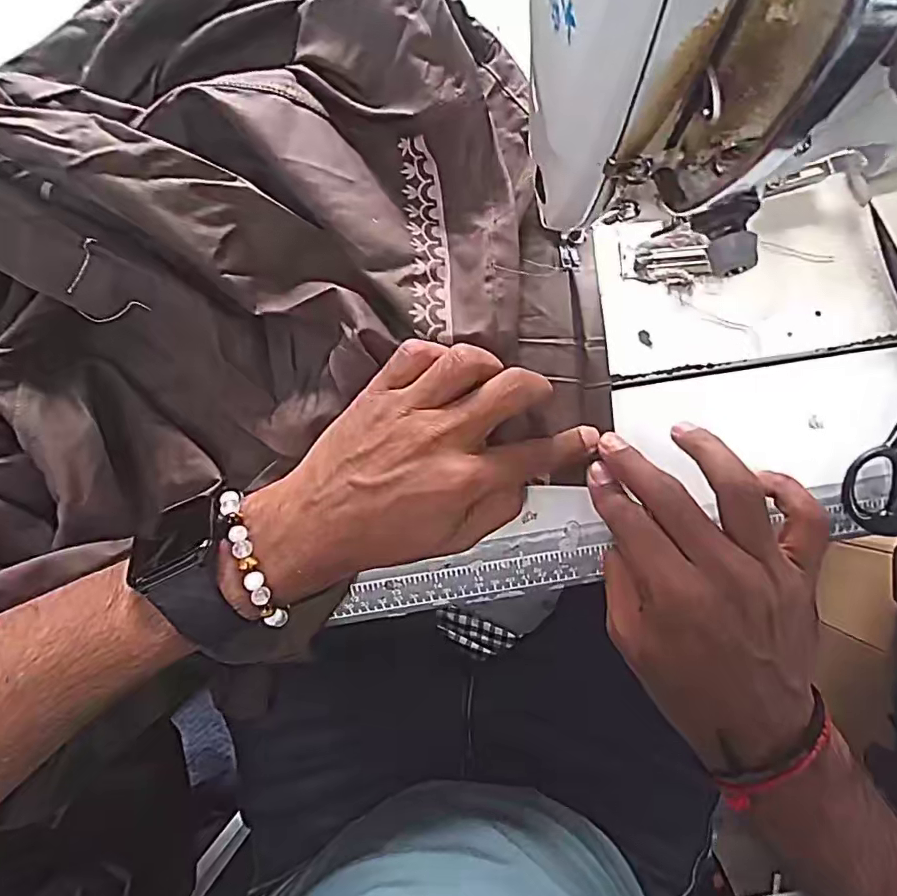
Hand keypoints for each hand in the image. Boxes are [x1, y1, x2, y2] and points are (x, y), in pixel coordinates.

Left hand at [239, 340, 598, 600]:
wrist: (316, 523)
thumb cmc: (375, 536)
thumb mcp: (450, 541)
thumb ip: (495, 510)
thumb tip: (522, 484)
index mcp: (462, 479)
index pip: (533, 454)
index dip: (567, 444)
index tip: (580, 436)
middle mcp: (441, 437)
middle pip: (511, 391)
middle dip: (538, 390)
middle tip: (536, 398)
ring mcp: (408, 409)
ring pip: (468, 362)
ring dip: (491, 366)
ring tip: (492, 379)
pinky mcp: (380, 393)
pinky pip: (417, 354)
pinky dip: (438, 355)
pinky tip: (444, 371)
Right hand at [587, 425, 831, 775]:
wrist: (760, 728)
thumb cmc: (695, 692)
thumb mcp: (633, 645)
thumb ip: (620, 586)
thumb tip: (618, 539)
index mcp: (676, 597)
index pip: (632, 524)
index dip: (609, 493)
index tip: (599, 475)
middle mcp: (723, 575)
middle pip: (672, 499)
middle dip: (634, 465)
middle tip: (616, 446)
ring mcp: (768, 571)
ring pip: (739, 491)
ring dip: (707, 453)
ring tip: (683, 432)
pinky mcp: (801, 574)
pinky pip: (806, 518)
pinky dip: (787, 488)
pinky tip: (759, 475)